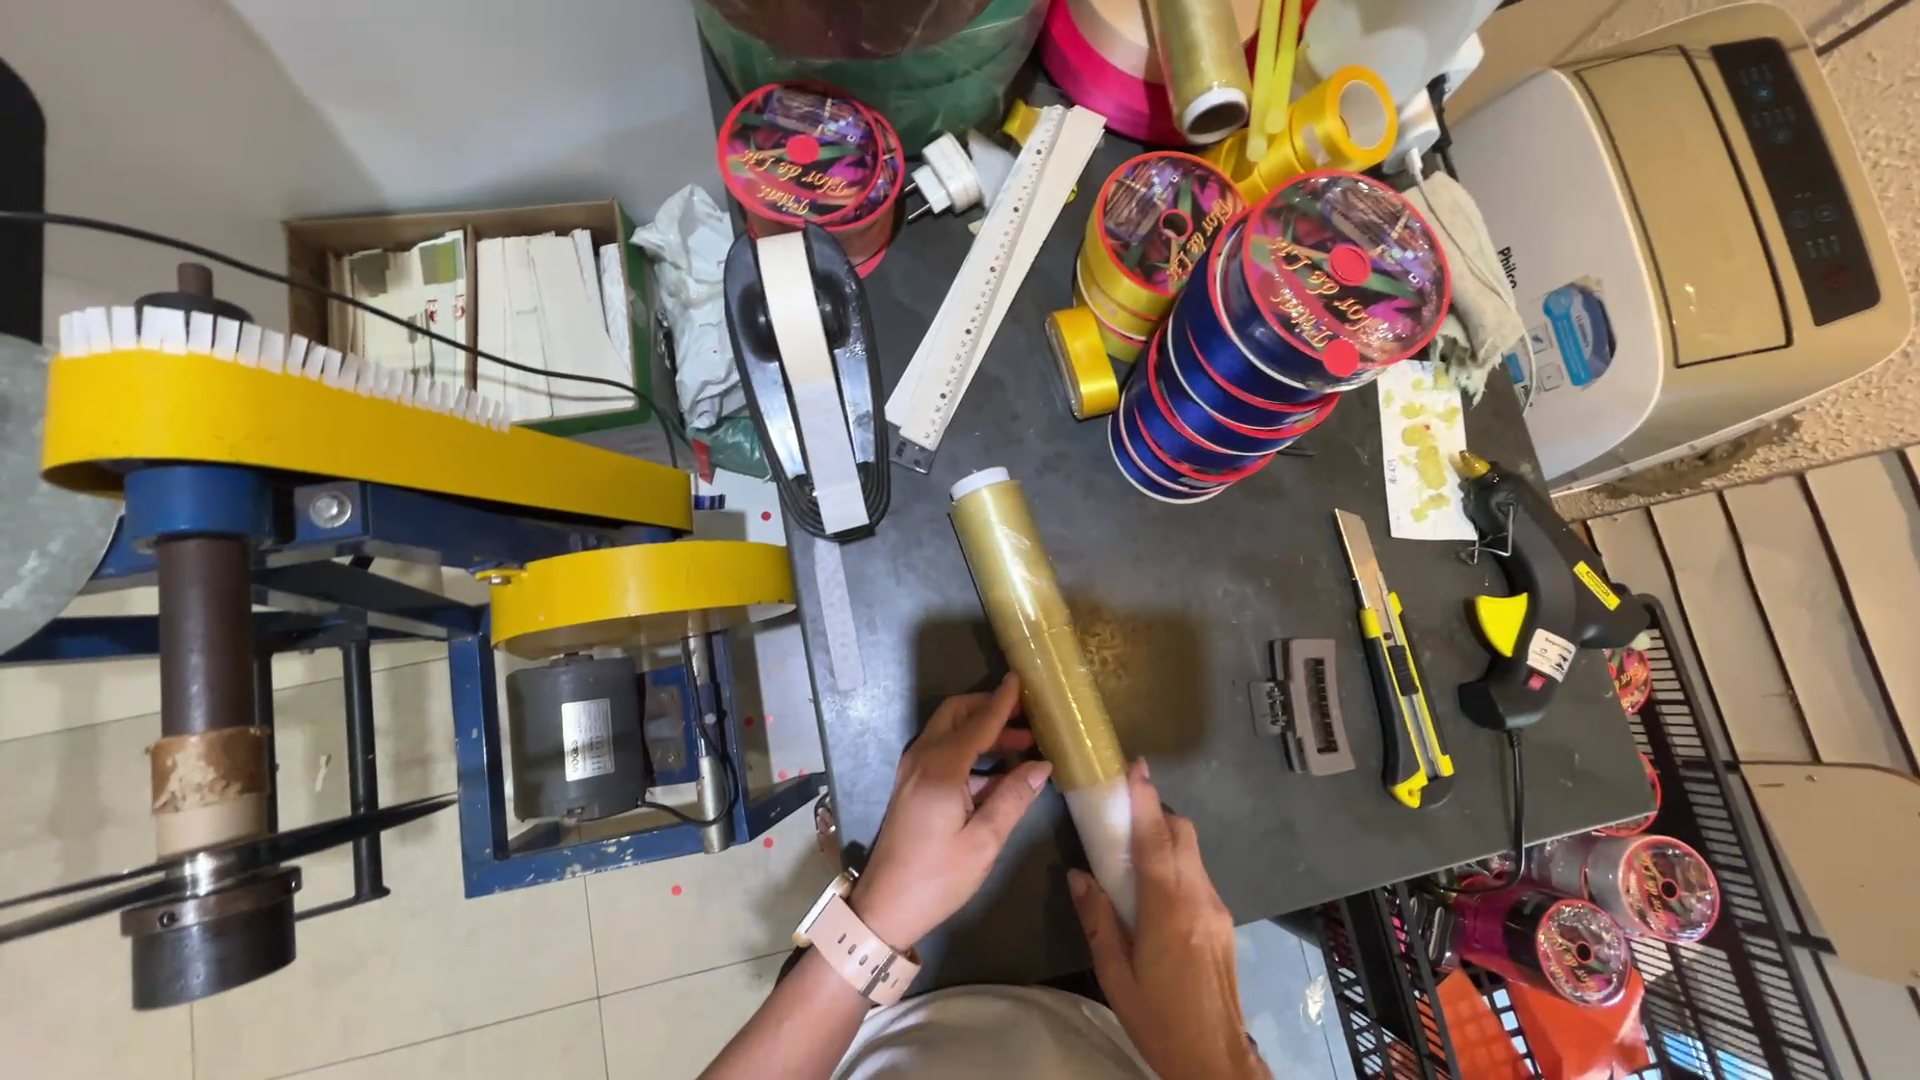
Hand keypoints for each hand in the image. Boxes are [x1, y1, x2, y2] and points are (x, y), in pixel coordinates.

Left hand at [850, 674, 1052, 950]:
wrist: (885, 907)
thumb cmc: (937, 877)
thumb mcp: (984, 841)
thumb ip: (1013, 798)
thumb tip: (1042, 765)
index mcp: (941, 767)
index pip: (979, 722)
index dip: (1003, 701)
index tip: (1021, 678)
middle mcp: (923, 758)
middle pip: (957, 714)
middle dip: (991, 708)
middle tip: (1026, 714)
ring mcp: (913, 770)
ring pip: (949, 730)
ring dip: (982, 729)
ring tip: (1022, 741)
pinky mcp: (911, 784)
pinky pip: (942, 750)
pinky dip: (970, 748)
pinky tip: (998, 770)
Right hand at [1069, 760, 1270, 1079]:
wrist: (1217, 1062)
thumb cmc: (1158, 1020)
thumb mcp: (1114, 976)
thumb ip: (1098, 920)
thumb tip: (1079, 875)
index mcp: (1169, 910)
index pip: (1157, 840)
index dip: (1146, 799)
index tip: (1135, 766)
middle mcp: (1198, 898)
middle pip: (1182, 833)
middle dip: (1155, 811)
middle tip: (1124, 806)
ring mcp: (1216, 909)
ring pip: (1192, 852)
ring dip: (1165, 837)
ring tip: (1132, 847)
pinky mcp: (1223, 921)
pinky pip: (1197, 874)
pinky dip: (1175, 863)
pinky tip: (1153, 887)